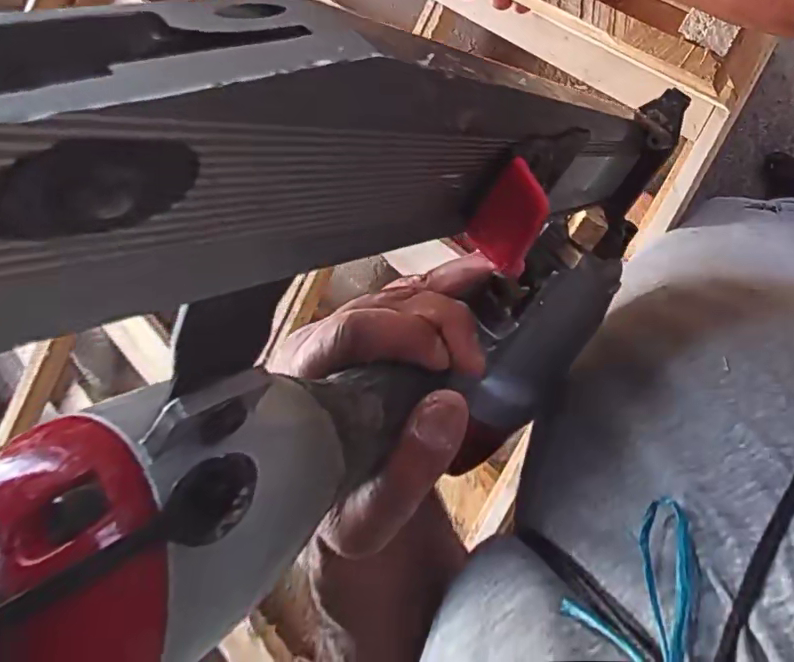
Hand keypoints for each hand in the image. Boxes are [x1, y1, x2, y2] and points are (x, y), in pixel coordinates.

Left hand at [273, 255, 492, 556]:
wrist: (342, 503)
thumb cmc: (342, 510)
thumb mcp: (368, 516)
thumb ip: (406, 472)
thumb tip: (448, 405)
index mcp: (304, 375)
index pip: (349, 330)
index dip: (402, 334)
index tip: (443, 359)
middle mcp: (324, 340)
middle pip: (385, 304)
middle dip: (439, 320)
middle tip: (473, 362)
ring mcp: (353, 327)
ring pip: (405, 291)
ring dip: (451, 295)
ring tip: (490, 301)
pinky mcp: (381, 325)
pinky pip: (418, 291)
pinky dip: (453, 282)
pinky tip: (479, 276)